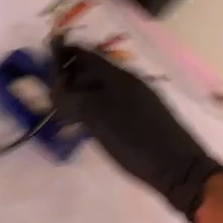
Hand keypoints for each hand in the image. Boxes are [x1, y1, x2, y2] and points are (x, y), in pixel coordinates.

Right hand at [51, 38, 222, 222]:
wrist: (180, 169)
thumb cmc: (137, 141)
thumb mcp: (98, 118)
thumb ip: (73, 99)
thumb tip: (54, 88)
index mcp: (118, 76)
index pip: (84, 54)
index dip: (62, 54)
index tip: (42, 61)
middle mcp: (128, 81)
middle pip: (92, 69)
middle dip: (68, 75)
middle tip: (48, 91)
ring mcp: (137, 99)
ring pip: (101, 88)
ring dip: (80, 93)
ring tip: (61, 109)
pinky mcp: (142, 117)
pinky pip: (110, 103)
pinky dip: (92, 107)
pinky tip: (84, 124)